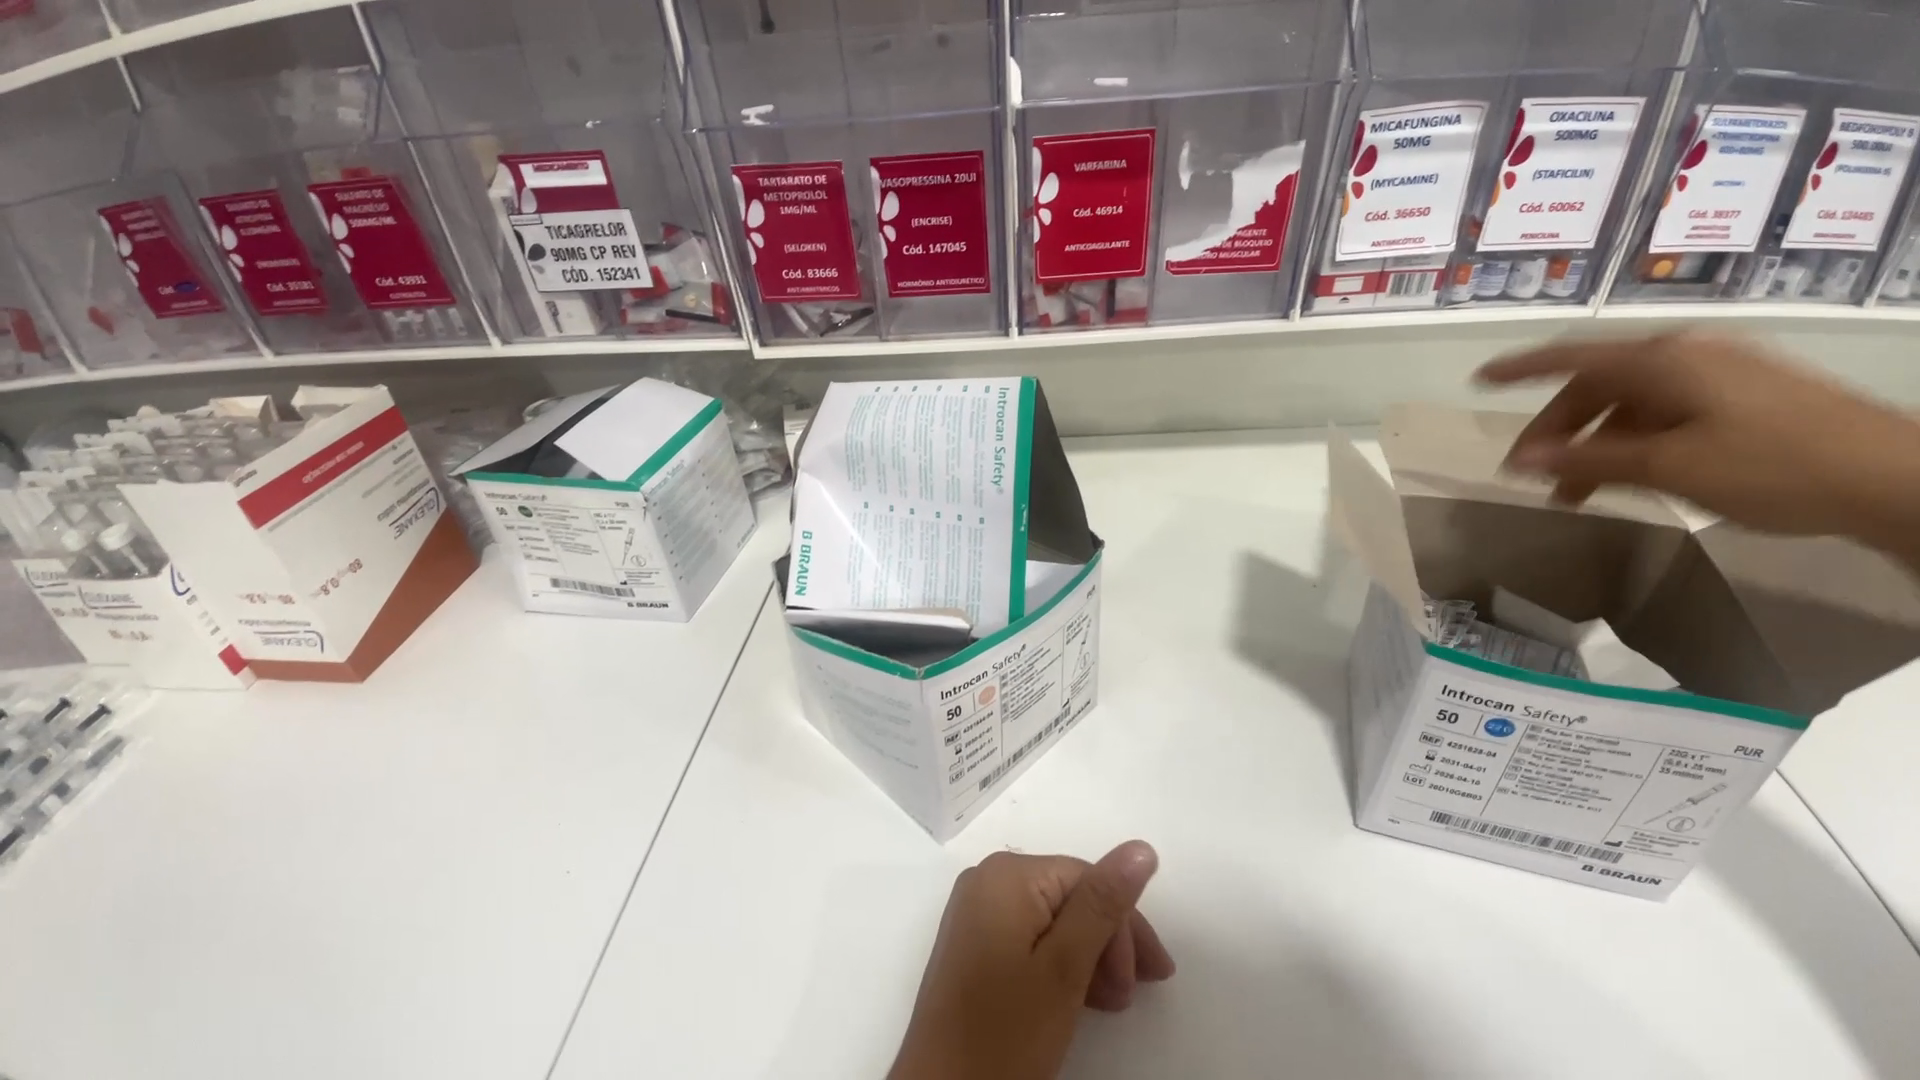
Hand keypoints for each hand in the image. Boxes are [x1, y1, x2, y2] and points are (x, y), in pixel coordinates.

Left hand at [889, 841, 1174, 1079]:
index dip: (1124, 926)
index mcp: (1007, 875)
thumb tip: (1141, 847)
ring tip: (1110, 1004)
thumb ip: (1104, 904)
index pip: (1088, 879)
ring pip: (1054, 920)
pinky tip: (1079, 997)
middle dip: (1109, 943)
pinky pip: (1030, 937)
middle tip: (1129, 996)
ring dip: (1090, 957)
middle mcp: (987, 881)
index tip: (1151, 977)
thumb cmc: (1006, 1028)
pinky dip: (1060, 965)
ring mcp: (976, 913)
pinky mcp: (973, 944)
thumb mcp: (1065, 966)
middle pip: (1071, 897)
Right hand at [1475, 331, 1919, 561]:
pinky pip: (1664, 413)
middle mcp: (1687, 357)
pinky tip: (1630, 476)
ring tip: (1576, 494)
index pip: (1572, 358)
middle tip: (1529, 474)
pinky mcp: (1744, 398)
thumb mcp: (1669, 466)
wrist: (1894, 479)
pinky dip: (1633, 442)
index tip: (1479, 380)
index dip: (1521, 369)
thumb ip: (1590, 460)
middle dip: (1558, 429)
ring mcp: (1719, 375)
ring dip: (1594, 444)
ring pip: (1631, 405)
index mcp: (1664, 361)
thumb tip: (1524, 458)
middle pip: (1598, 386)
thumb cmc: (1772, 465)